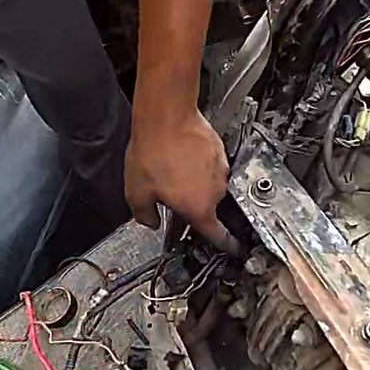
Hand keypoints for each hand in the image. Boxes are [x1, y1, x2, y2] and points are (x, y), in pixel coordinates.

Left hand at [125, 105, 232, 248]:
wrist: (166, 118)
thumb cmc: (154, 153)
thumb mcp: (137, 193)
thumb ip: (145, 216)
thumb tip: (150, 221)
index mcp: (199, 208)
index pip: (219, 236)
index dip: (227, 246)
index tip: (233, 250)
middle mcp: (215, 192)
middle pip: (207, 208)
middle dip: (191, 206)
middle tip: (171, 196)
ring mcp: (220, 170)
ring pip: (208, 186)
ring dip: (193, 184)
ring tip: (171, 172)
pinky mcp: (219, 152)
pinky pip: (209, 167)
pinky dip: (197, 166)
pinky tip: (180, 158)